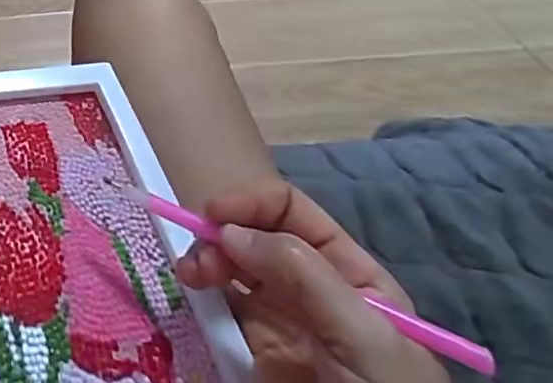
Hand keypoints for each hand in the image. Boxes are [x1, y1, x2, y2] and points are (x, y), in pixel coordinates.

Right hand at [174, 186, 444, 382]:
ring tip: (189, 277)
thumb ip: (303, 272)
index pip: (291, 212)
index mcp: (347, 272)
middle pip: (252, 233)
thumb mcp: (362, 334)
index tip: (214, 214)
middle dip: (220, 235)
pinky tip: (192, 299)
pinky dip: (200, 294)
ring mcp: (281, 318)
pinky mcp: (255, 350)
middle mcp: (310, 286)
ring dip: (204, 259)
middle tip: (199, 261)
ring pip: (230, 265)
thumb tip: (230, 230)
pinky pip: (220, 308)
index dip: (251, 202)